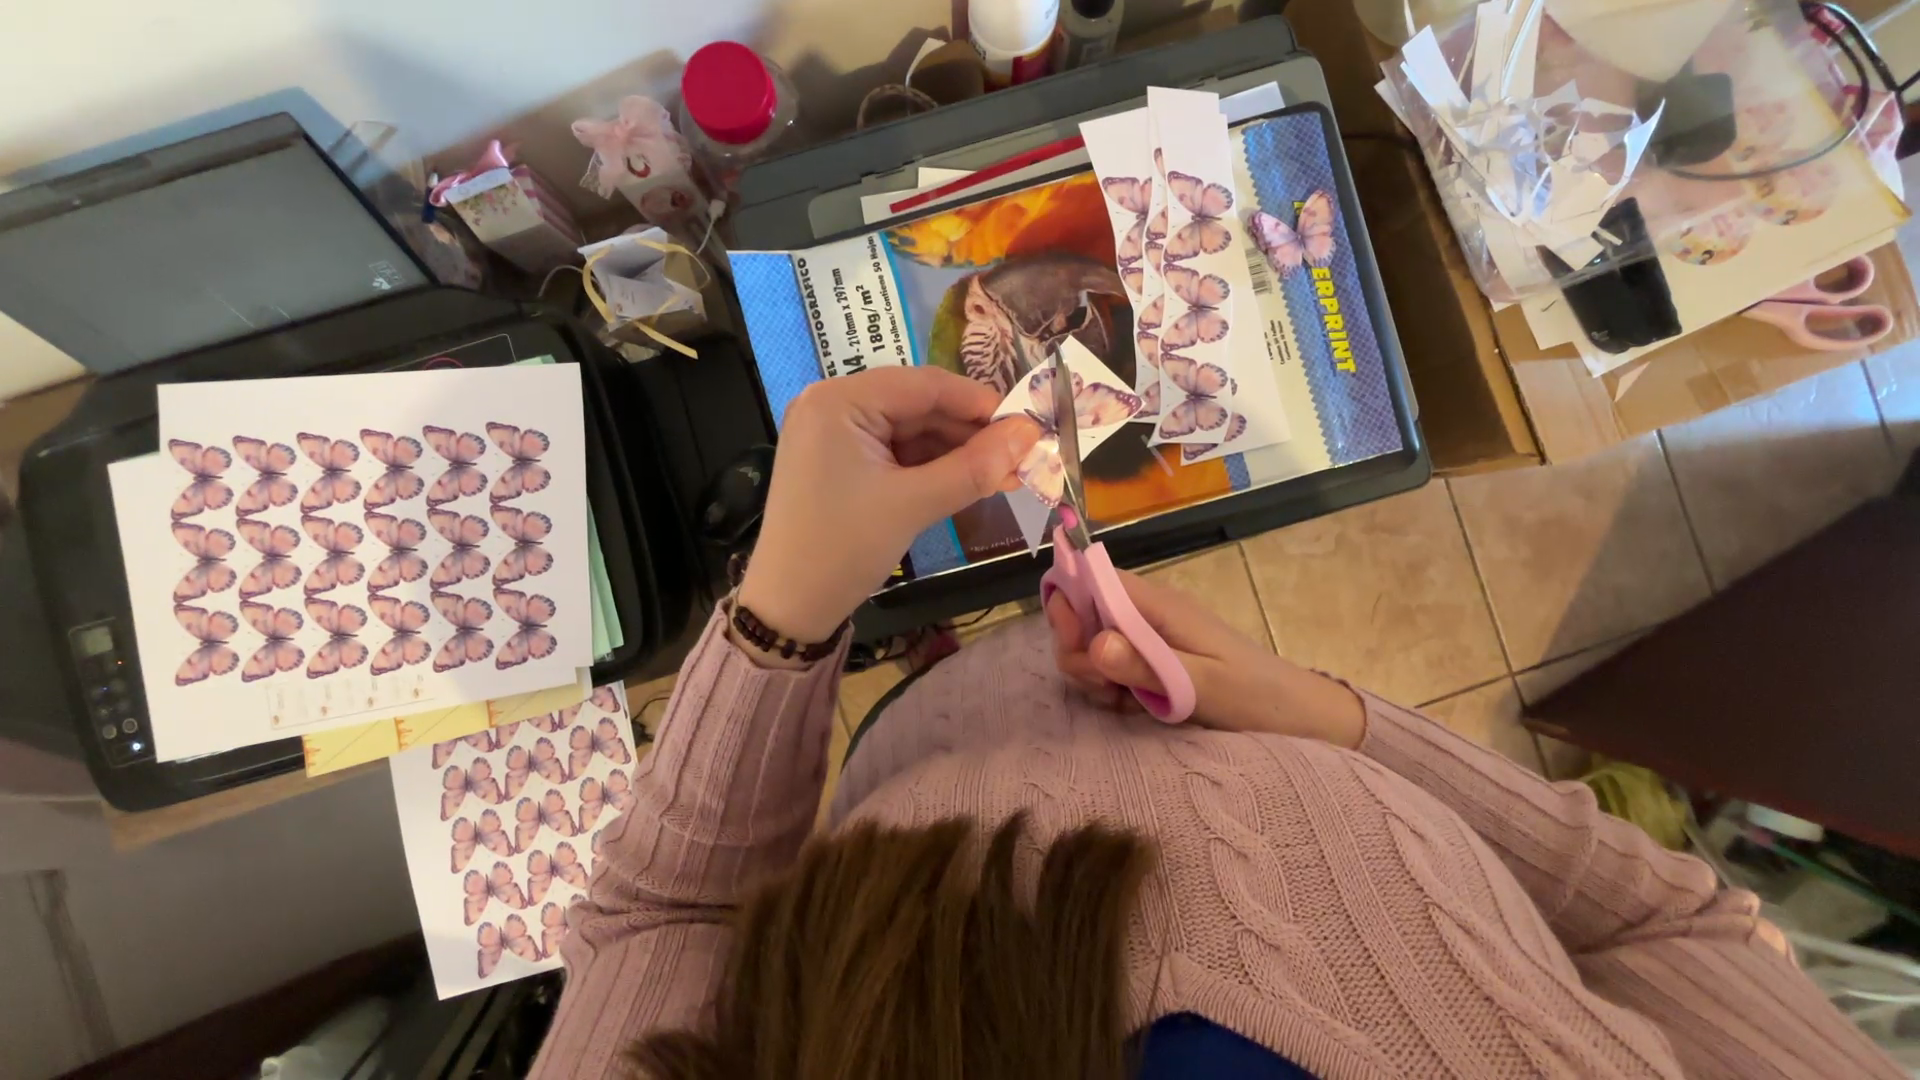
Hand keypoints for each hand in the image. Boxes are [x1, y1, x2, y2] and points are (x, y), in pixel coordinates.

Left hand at [738, 367, 1040, 648]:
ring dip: (955, 452)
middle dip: (970, 433)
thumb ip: (975, 466)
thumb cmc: (843, 548)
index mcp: (839, 400)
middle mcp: (832, 404)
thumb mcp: (914, 505)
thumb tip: (1030, 432)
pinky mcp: (839, 462)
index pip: (925, 384)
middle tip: (1021, 457)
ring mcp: (834, 434)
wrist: (788, 607)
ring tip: (1003, 475)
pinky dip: (930, 467)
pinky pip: (895, 452)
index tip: (1028, 424)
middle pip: (918, 405)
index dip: (980, 402)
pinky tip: (967, 482)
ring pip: (910, 430)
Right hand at [1046, 569, 1365, 747]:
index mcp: (1157, 605)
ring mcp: (1148, 638)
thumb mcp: (1200, 684)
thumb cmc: (1253, 694)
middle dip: (1078, 652)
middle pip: (1084, 615)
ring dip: (1093, 675)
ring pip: (1092, 646)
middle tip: (1104, 687)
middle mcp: (1147, 614)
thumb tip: (1095, 644)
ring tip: (1122, 701)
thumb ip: (1145, 665)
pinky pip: (1111, 669)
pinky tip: (1131, 707)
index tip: (1073, 643)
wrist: (1295, 715)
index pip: (1094, 577)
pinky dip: (1110, 688)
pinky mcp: (1151, 662)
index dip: (1069, 601)